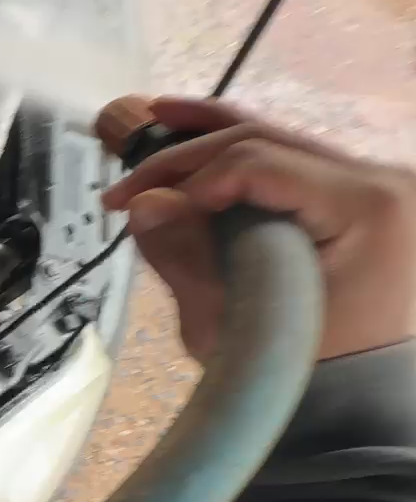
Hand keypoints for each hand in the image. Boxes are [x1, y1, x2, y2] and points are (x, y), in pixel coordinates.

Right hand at [101, 96, 415, 360]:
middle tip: (119, 194)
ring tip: (144, 119)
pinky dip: (230, 144)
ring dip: (201, 133)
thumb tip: (142, 203)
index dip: (183, 182)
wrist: (352, 384)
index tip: (131, 213)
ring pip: (273, 135)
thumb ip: (184, 254)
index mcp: (366, 207)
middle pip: (260, 139)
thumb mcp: (226, 316)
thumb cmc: (289, 358)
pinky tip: (184, 117)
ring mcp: (371, 183)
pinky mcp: (350, 194)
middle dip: (179, 158)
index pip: (254, 163)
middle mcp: (382, 180)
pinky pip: (285, 154)